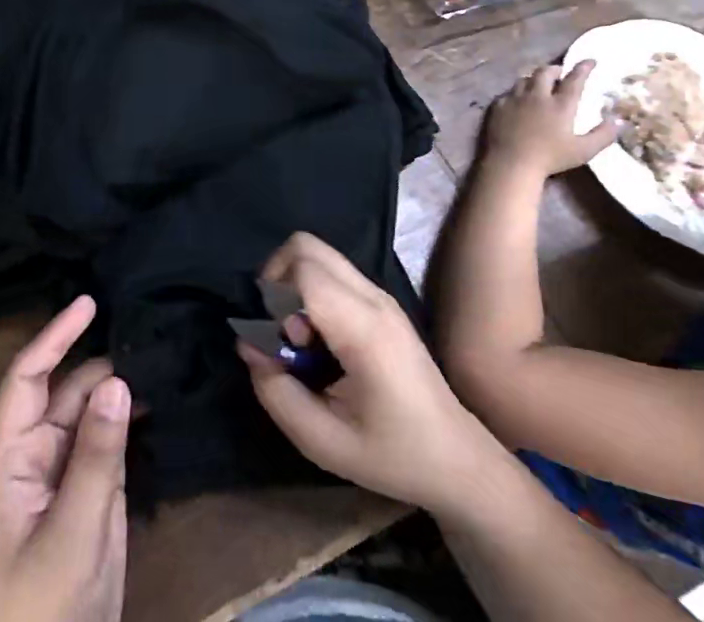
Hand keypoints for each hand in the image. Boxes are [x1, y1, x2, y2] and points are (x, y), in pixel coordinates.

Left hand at [0, 297, 129, 621]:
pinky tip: (159, 395)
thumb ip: (95, 455)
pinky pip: (111, 436)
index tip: (89, 302)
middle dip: (98, 357)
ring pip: (92, 410)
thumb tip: (119, 381)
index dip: (54, 338)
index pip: (27, 381)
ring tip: (159, 351)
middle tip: (146, 326)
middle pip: (66, 389)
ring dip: (120, 383)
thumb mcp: (72, 528)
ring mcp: (67, 470)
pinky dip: (132, 413)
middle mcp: (36, 453)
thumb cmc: (44, 603)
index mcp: (11, 459)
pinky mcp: (94, 487)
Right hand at [238, 233, 509, 518]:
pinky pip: (331, 273)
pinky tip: (317, 341)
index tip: (278, 344)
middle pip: (306, 247)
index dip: (272, 298)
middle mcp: (374, 299)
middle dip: (275, 281)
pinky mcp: (381, 302)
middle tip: (279, 333)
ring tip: (300, 341)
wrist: (454, 456)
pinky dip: (308, 293)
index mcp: (364, 329)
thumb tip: (248, 343)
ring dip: (292, 287)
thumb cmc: (391, 455)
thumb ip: (275, 390)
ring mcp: (381, 296)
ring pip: (318, 255)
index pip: (304, 270)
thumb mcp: (321, 441)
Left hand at [481, 58, 616, 177]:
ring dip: (534, 79)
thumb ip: (603, 135)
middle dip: (555, 69)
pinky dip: (516, 93)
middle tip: (560, 73)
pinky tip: (516, 101)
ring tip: (538, 84)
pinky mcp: (497, 106)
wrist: (509, 164)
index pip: (574, 79)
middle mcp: (537, 96)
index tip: (589, 61)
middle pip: (546, 72)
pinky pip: (508, 93)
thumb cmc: (548, 159)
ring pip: (524, 79)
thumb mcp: (583, 151)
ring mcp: (515, 99)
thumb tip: (618, 121)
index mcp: (560, 104)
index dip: (583, 68)